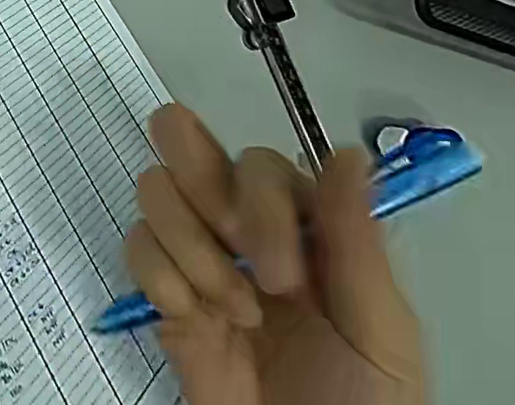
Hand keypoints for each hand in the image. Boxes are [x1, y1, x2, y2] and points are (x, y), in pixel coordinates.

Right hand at [126, 104, 422, 404]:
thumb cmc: (357, 401)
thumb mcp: (378, 331)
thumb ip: (359, 241)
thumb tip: (348, 153)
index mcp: (296, 215)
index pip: (256, 161)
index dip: (261, 208)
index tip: (283, 280)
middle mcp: (239, 215)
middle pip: (185, 137)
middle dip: (203, 190)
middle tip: (232, 245)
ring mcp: (196, 244)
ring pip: (155, 187)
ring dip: (190, 250)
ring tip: (232, 312)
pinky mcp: (161, 283)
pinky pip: (136, 244)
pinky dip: (161, 279)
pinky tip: (193, 317)